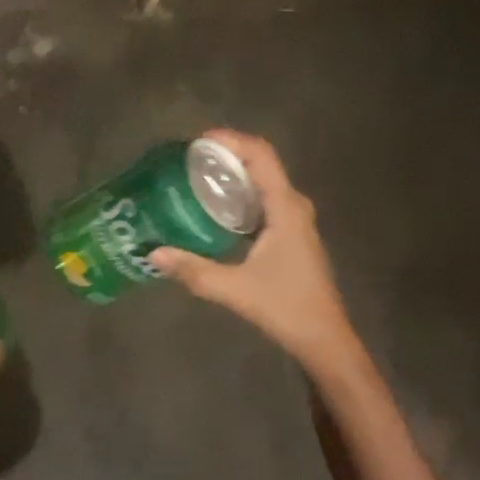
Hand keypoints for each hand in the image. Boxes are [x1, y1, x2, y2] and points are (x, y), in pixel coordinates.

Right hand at [151, 128, 355, 364]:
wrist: (326, 341)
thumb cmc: (287, 308)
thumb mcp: (236, 289)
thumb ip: (194, 270)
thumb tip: (154, 253)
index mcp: (286, 207)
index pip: (261, 154)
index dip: (231, 139)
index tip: (197, 140)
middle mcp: (294, 205)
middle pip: (260, 163)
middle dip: (225, 155)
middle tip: (187, 160)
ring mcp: (295, 220)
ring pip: (262, 181)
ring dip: (232, 174)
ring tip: (194, 177)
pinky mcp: (291, 234)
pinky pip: (263, 199)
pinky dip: (239, 194)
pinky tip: (213, 208)